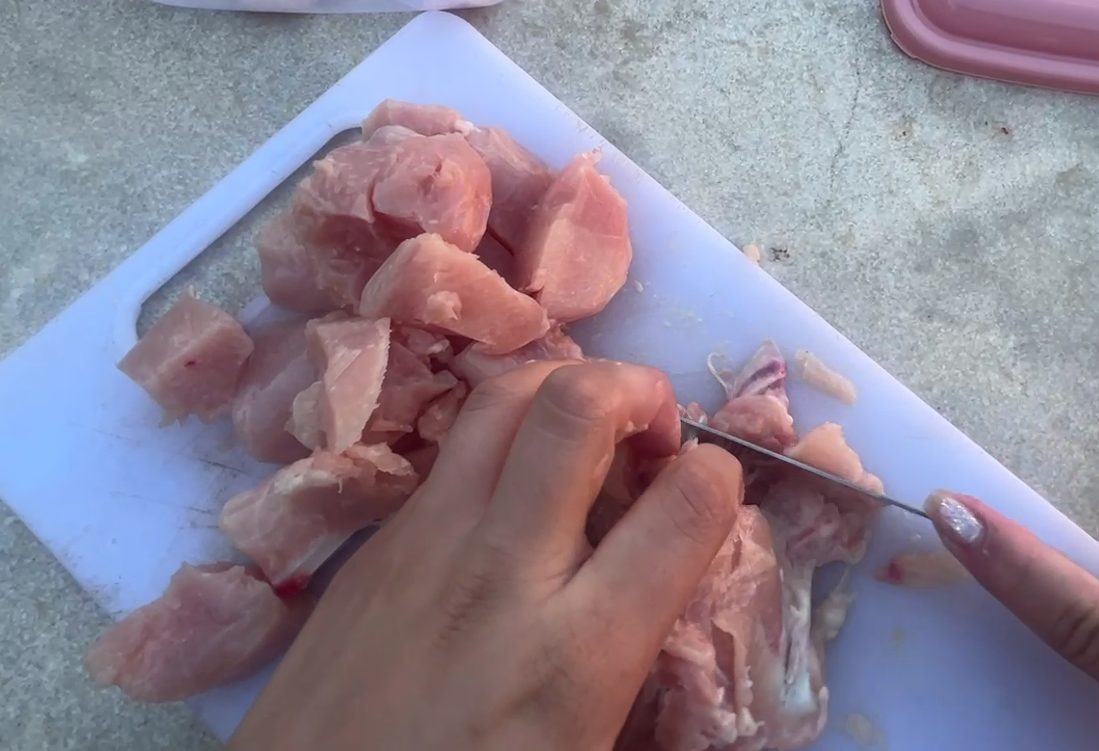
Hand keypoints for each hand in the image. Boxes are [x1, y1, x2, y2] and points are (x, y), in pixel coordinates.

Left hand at [232, 361, 743, 750]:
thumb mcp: (583, 746)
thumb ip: (636, 644)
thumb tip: (668, 554)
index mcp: (575, 657)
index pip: (683, 511)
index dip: (719, 474)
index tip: (712, 478)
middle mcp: (500, 573)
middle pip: (576, 406)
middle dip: (636, 388)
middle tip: (650, 429)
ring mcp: (425, 541)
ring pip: (505, 395)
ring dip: (568, 384)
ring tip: (591, 424)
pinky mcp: (378, 535)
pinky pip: (456, 442)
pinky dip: (510, 426)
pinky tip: (519, 471)